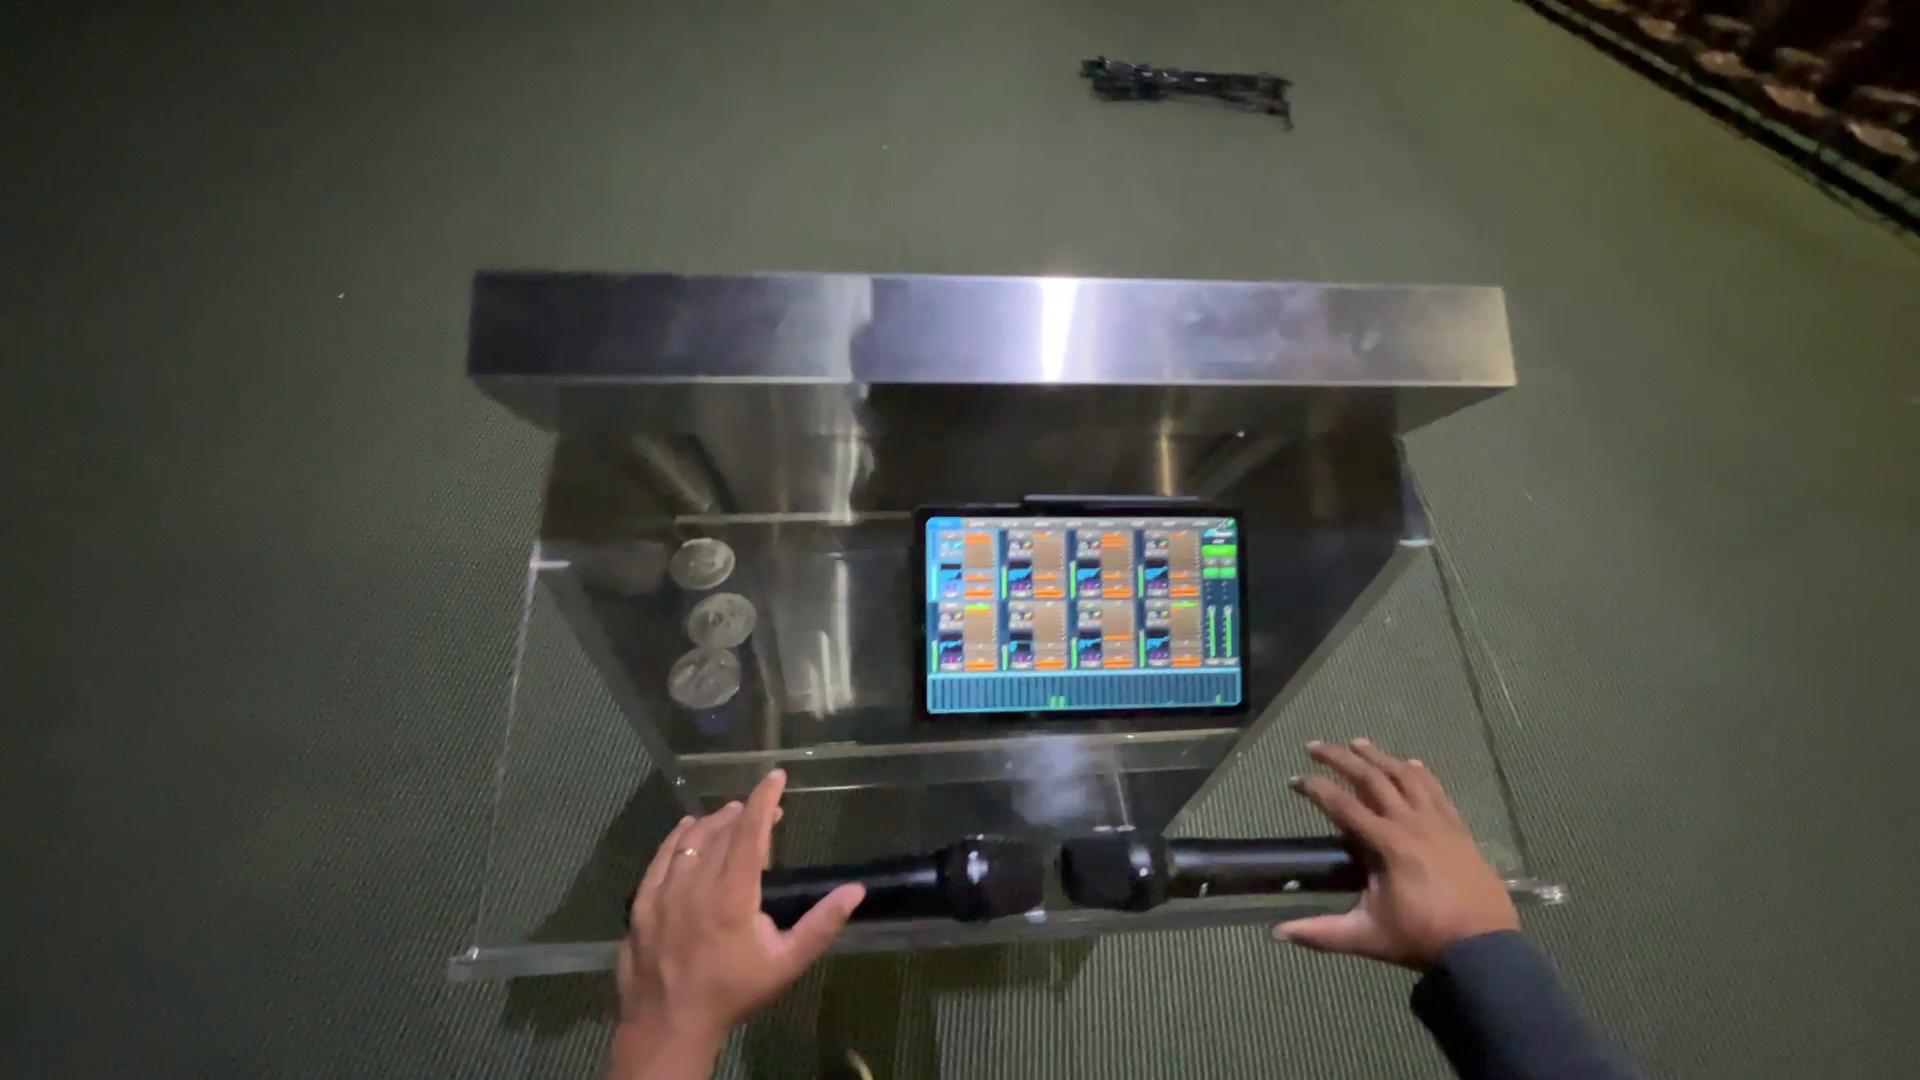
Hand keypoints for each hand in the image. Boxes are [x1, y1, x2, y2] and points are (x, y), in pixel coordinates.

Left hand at [609, 770, 864, 1079]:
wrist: (669, 1029)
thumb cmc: (733, 993)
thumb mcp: (786, 963)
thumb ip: (821, 924)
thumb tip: (855, 890)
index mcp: (732, 893)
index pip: (749, 831)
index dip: (764, 799)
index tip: (777, 775)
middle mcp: (696, 883)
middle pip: (721, 830)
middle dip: (745, 812)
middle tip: (765, 812)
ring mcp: (664, 892)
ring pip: (690, 839)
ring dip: (714, 821)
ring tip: (731, 816)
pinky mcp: (642, 905)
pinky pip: (660, 857)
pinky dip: (678, 837)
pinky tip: (688, 830)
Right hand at [1273, 739, 1518, 969]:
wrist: (1487, 953)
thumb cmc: (1423, 939)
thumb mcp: (1366, 937)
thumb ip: (1321, 932)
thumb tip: (1277, 933)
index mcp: (1387, 845)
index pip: (1342, 805)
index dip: (1315, 789)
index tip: (1294, 780)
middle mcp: (1412, 824)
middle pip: (1372, 779)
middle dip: (1340, 759)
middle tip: (1314, 745)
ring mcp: (1439, 824)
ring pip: (1406, 777)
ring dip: (1379, 756)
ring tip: (1357, 743)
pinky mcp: (1460, 830)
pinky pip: (1437, 791)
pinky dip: (1420, 773)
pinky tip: (1409, 763)